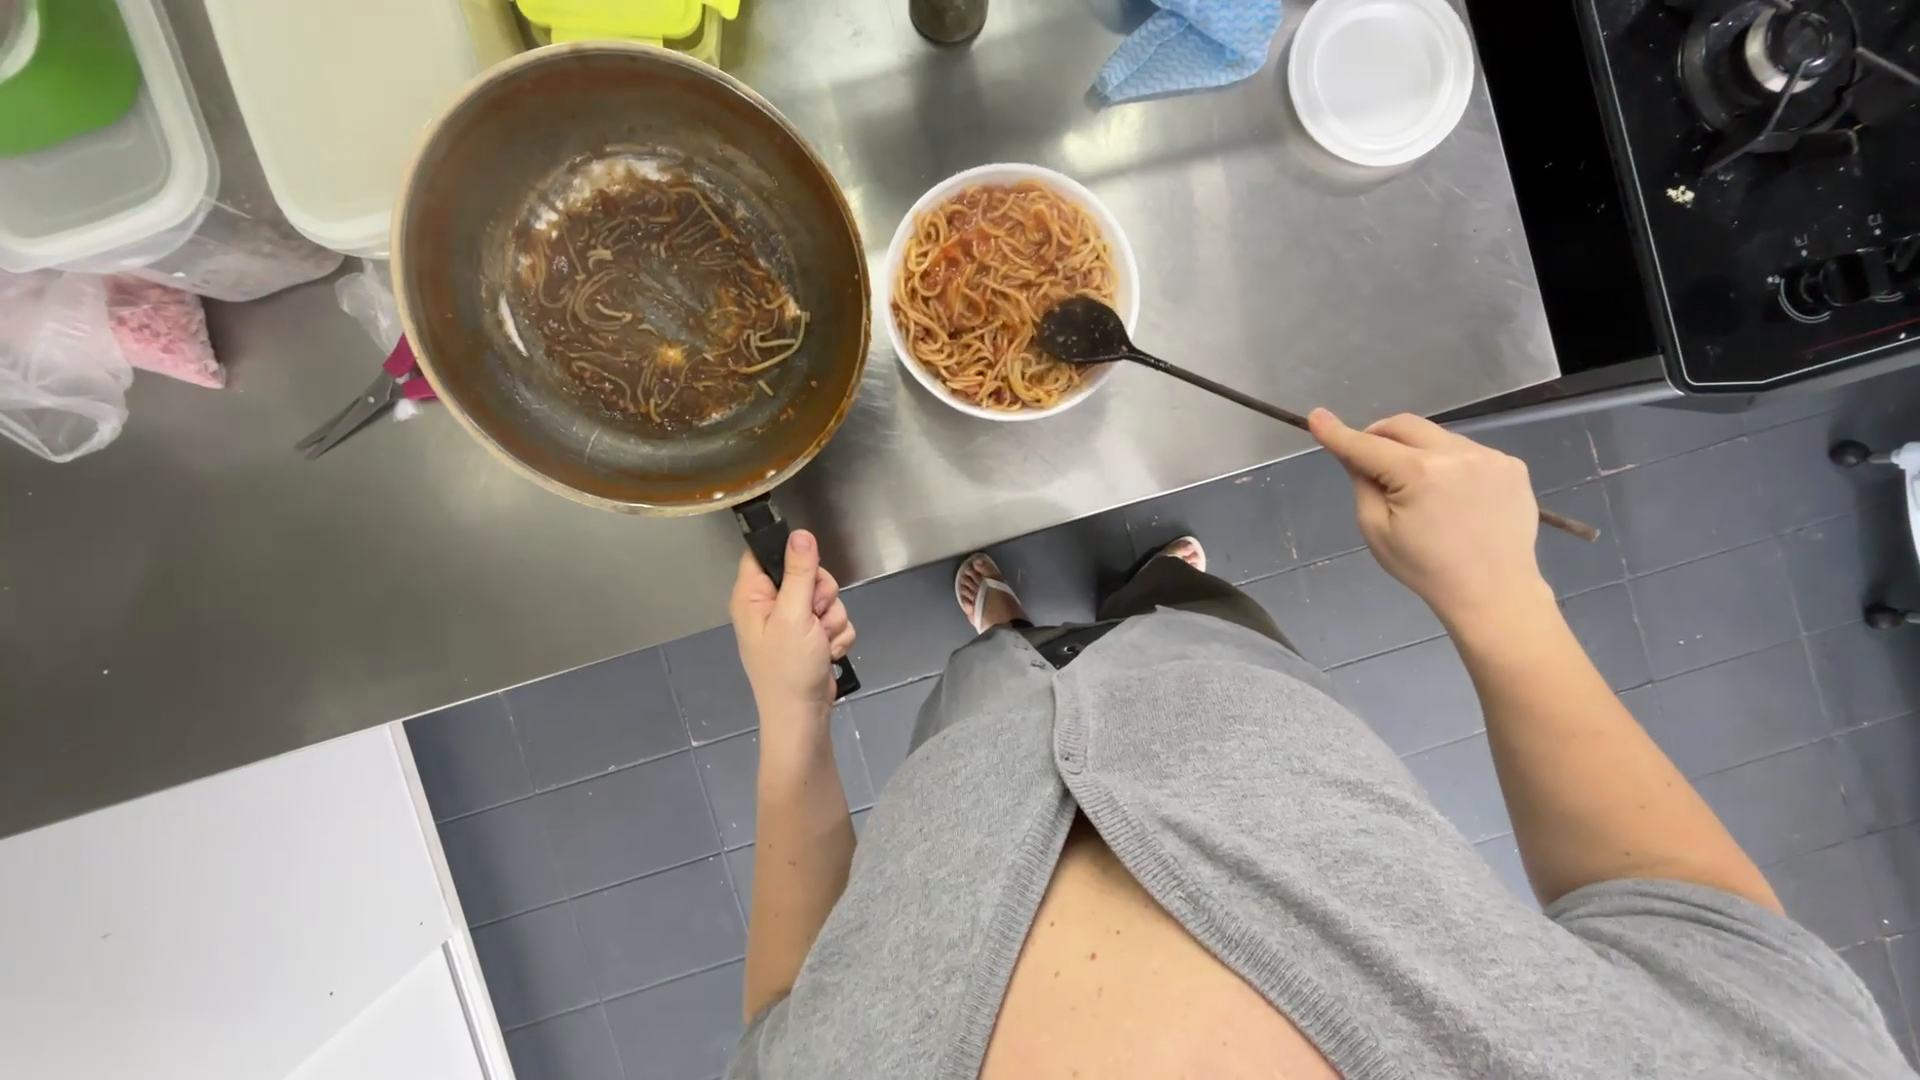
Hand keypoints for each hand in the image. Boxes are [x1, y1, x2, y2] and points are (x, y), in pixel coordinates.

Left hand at [729, 530, 855, 730]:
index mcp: (752, 596)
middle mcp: (771, 605)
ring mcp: (793, 621)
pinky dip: (836, 635)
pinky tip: (827, 652)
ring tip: (820, 641)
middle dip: (821, 595)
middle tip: (814, 615)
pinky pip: (834, 619)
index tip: (807, 566)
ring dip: (831, 619)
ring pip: (826, 597)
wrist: (803, 716)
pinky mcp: (812, 636)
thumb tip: (800, 534)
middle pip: (806, 573)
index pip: (766, 554)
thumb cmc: (788, 667)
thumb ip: (799, 573)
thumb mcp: (793, 616)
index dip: (790, 555)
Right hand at [1308, 408, 1549, 628]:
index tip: (1316, 417)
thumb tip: (1350, 451)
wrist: (1493, 591)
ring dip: (1415, 451)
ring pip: (1436, 437)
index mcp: (1419, 473)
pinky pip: (1465, 452)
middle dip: (1379, 436)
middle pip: (1404, 426)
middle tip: (1367, 460)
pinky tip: (1450, 497)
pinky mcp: (1511, 466)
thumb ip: (1362, 483)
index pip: (1367, 445)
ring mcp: (1490, 457)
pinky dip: (1446, 464)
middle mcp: (1457, 454)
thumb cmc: (1424, 567)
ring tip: (1416, 490)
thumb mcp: (1376, 529)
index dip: (1338, 433)